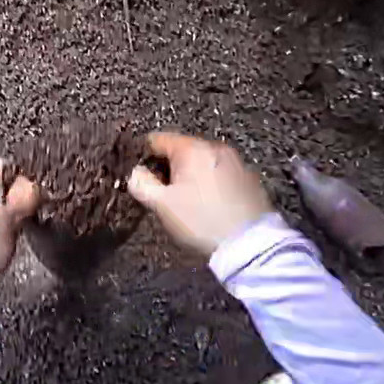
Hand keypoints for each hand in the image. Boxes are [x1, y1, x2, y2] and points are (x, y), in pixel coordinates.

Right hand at [128, 132, 272, 255]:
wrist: (250, 244)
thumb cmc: (201, 222)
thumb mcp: (163, 206)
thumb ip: (142, 183)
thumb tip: (134, 172)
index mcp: (192, 149)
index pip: (159, 139)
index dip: (145, 154)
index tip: (141, 173)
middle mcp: (215, 147)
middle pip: (183, 149)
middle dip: (170, 167)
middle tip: (164, 193)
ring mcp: (236, 161)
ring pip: (203, 161)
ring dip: (192, 174)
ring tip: (188, 201)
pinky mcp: (249, 177)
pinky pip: (221, 172)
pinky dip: (211, 181)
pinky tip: (210, 203)